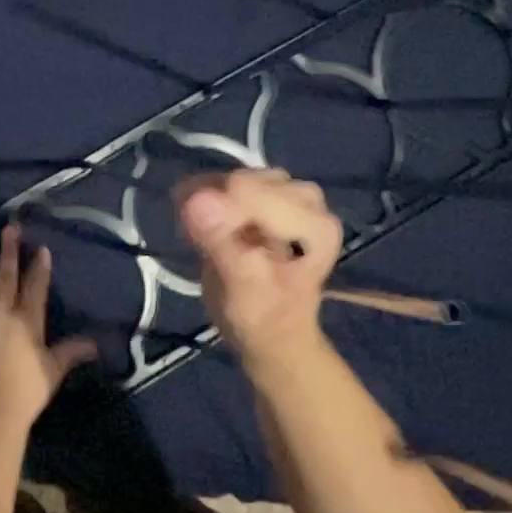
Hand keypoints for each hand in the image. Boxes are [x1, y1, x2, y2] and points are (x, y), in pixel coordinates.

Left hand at [0, 224, 97, 430]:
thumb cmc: (29, 389)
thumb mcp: (55, 369)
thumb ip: (73, 351)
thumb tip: (97, 343)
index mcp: (28, 320)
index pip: (35, 287)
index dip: (39, 267)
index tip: (41, 248)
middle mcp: (3, 314)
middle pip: (6, 278)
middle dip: (9, 252)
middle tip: (9, 228)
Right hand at [175, 168, 340, 371]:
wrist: (269, 333)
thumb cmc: (262, 319)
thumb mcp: (243, 292)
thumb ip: (224, 245)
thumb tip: (197, 200)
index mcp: (314, 224)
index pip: (252, 193)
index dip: (220, 215)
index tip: (210, 248)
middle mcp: (305, 200)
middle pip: (241, 181)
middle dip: (215, 209)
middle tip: (207, 246)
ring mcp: (283, 194)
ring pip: (228, 178)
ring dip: (205, 205)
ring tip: (204, 240)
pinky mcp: (260, 193)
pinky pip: (219, 181)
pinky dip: (201, 200)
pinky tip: (203, 230)